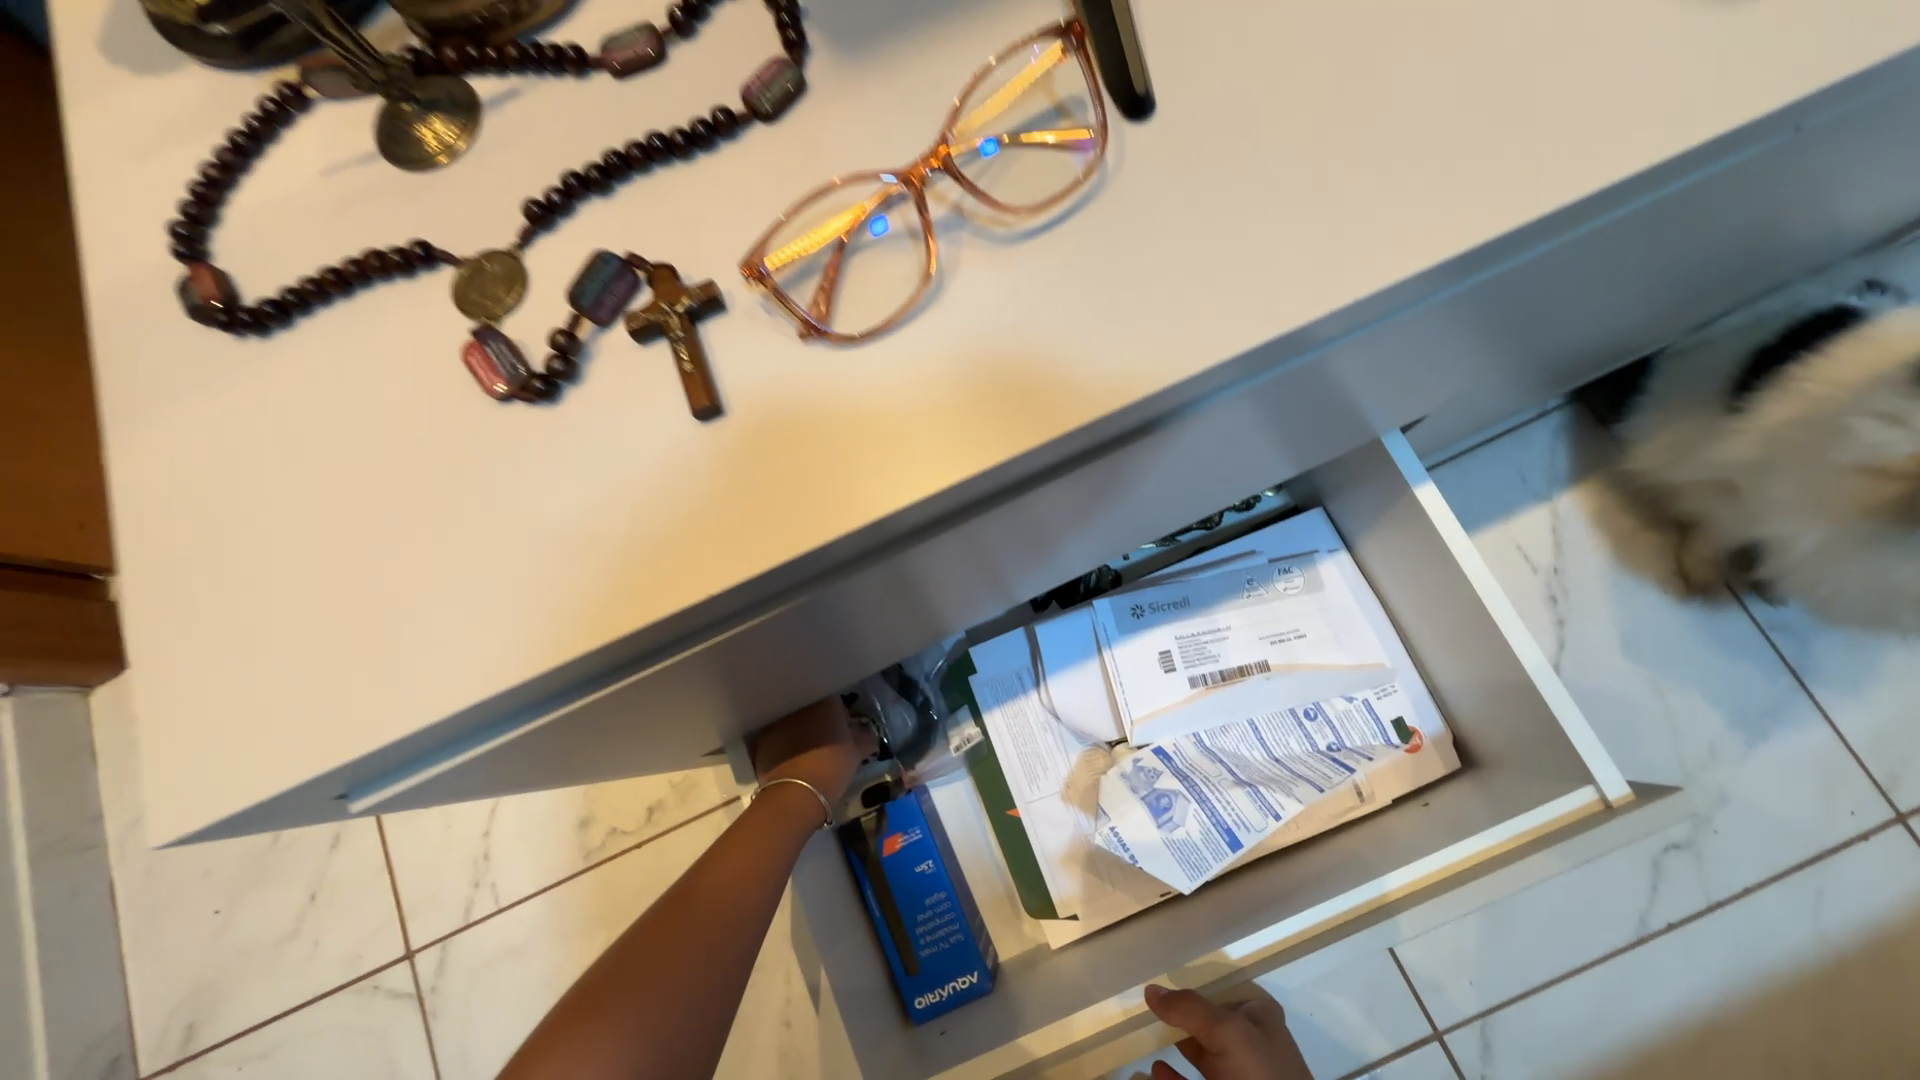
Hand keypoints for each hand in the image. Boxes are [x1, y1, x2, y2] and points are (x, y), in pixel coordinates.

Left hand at [750, 697, 874, 803]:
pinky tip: (790, 762)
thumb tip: (870, 737)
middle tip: (825, 740)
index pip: (834, 700)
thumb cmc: (832, 766)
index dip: (838, 714)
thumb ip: (864, 740)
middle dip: (816, 720)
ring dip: (798, 731)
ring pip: (791, 721)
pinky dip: (782, 746)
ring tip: (806, 752)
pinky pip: (775, 738)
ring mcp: (776, 721)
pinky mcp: (760, 740)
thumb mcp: (857, 753)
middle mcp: (798, 704)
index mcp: (825, 701)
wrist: (796, 793)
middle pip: (809, 708)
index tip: (842, 730)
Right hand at [1143, 985, 1312, 1079]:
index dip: (1191, 981)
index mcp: (1258, 1015)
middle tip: (1143, 1004)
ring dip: (1174, 1044)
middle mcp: (1249, 1042)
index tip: (1159, 975)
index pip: (1220, 987)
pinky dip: (1174, 1077)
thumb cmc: (1260, 1074)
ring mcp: (1238, 1075)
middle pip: (1206, 1020)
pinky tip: (1156, 1070)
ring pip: (1200, 1054)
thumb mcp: (1227, 1031)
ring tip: (1142, 1034)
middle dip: (1177, 1014)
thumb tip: (1151, 990)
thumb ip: (1189, 1008)